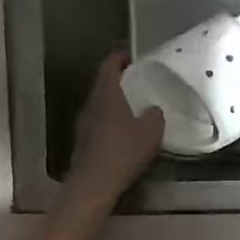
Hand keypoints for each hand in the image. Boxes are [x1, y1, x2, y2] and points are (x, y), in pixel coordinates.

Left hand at [64, 52, 163, 206]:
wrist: (94, 183)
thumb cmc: (123, 151)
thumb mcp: (151, 132)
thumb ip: (155, 116)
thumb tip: (153, 109)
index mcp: (107, 96)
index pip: (108, 67)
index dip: (118, 58)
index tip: (129, 56)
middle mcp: (92, 105)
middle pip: (102, 85)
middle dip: (117, 79)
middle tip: (135, 79)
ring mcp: (85, 124)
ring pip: (99, 104)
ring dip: (113, 100)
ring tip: (132, 104)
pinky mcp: (84, 141)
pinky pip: (98, 121)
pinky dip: (110, 118)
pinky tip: (123, 129)